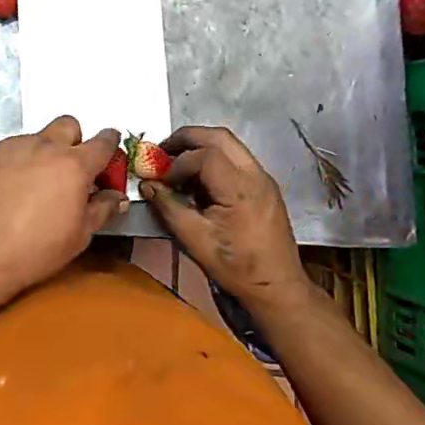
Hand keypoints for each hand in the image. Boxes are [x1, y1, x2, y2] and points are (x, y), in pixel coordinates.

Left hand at [0, 116, 126, 296]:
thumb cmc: (33, 251)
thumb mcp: (78, 236)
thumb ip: (101, 209)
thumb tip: (115, 197)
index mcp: (73, 165)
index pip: (103, 141)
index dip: (109, 143)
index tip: (108, 148)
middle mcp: (43, 146)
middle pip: (68, 125)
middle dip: (73, 141)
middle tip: (68, 169)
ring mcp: (11, 146)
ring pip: (35, 138)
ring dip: (40, 154)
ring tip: (30, 187)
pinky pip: (7, 149)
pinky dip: (12, 163)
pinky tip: (3, 190)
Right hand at [142, 126, 304, 306]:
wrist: (277, 287)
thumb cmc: (236, 267)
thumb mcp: (194, 239)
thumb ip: (168, 207)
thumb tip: (147, 185)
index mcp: (240, 188)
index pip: (204, 155)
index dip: (178, 162)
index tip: (162, 180)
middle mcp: (256, 175)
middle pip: (220, 136)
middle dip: (188, 138)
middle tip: (162, 149)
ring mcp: (264, 178)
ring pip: (230, 144)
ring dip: (201, 146)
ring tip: (177, 162)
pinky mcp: (265, 187)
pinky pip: (237, 159)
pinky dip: (214, 158)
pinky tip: (198, 178)